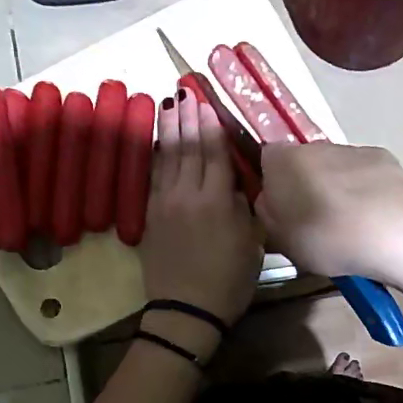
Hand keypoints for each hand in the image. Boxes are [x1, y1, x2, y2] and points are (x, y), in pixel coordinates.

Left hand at [140, 92, 262, 339]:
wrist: (187, 310)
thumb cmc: (229, 281)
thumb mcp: (251, 243)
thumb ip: (243, 207)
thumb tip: (234, 184)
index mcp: (217, 200)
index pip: (214, 152)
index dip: (210, 124)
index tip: (206, 101)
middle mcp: (188, 195)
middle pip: (188, 148)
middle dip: (187, 118)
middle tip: (185, 91)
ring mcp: (164, 204)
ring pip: (166, 159)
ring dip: (168, 130)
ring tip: (168, 105)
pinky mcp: (150, 217)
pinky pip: (152, 179)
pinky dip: (154, 157)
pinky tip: (155, 144)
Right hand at [255, 143, 402, 281]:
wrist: (398, 233)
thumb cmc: (326, 237)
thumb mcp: (279, 239)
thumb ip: (267, 215)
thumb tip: (269, 202)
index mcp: (283, 160)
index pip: (264, 160)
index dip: (268, 184)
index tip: (275, 212)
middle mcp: (316, 145)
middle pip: (300, 163)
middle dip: (301, 187)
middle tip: (308, 224)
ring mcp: (355, 149)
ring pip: (333, 169)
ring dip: (333, 191)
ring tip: (344, 229)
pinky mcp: (387, 160)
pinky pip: (364, 176)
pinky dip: (363, 193)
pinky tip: (370, 222)